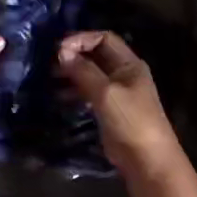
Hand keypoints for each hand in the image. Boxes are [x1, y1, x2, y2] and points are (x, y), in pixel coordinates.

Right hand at [58, 30, 183, 174]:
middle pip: (96, 55)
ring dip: (70, 73)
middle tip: (50, 63)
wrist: (146, 158)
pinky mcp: (108, 109)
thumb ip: (84, 70)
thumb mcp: (106, 92)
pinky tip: (58, 96)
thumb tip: (62, 51)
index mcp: (129, 64)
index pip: (104, 39)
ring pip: (90, 74)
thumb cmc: (130, 120)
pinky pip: (88, 92)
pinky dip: (73, 91)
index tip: (58, 49)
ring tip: (49, 78)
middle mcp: (123, 73)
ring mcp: (116, 92)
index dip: (81, 39)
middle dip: (73, 55)